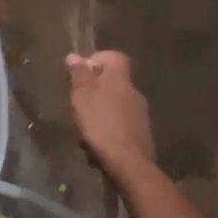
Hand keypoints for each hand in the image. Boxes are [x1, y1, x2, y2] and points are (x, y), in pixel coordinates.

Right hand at [68, 50, 154, 173]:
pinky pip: (121, 121)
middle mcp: (134, 92)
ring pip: (116, 102)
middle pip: (114, 81)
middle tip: (77, 102)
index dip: (98, 59)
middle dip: (95, 88)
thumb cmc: (100, 124)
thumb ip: (79, 75)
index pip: (115, 57)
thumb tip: (75, 55)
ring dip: (100, 109)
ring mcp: (140, 114)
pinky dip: (109, 125)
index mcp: (120, 80)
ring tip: (84, 125)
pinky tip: (97, 140)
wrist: (129, 162)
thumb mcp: (82, 96)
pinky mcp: (142, 132)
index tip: (82, 73)